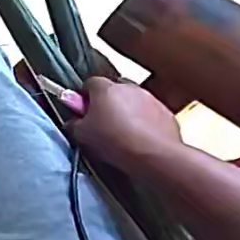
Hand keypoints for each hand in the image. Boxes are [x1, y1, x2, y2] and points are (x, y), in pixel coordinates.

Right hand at [70, 77, 185, 170]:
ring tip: (123, 136)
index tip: (84, 114)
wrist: (153, 155)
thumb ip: (74, 124)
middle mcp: (129, 87)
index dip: (85, 99)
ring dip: (128, 113)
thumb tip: (73, 122)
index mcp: (105, 88)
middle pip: (113, 90)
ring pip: (133, 101)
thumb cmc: (114, 141)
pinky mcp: (166, 112)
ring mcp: (150, 98)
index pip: (89, 83)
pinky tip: (141, 140)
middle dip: (108, 103)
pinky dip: (145, 123)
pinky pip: (151, 114)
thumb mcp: (83, 135)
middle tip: (103, 125)